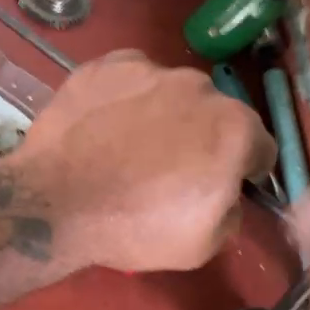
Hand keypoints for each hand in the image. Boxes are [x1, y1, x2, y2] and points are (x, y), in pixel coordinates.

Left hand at [3, 50, 274, 272]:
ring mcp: (144, 70)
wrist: (52, 202)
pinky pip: (124, 79)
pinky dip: (119, 96)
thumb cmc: (133, 227)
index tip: (214, 186)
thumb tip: (224, 192)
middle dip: (197, 135)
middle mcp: (196, 86)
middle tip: (164, 166)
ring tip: (125, 144)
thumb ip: (231, 208)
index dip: (240, 170)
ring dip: (158, 112)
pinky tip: (101, 123)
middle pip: (210, 112)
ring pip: (166, 91)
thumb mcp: (204, 242)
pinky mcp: (99, 67)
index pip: (256, 146)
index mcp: (233, 127)